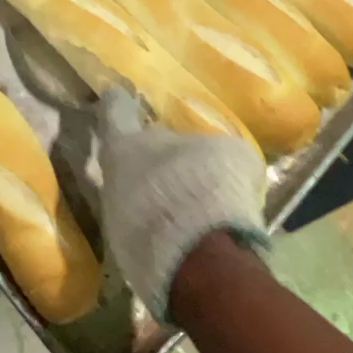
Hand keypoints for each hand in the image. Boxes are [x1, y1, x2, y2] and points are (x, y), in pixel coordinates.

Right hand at [96, 86, 268, 321]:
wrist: (195, 252)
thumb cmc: (144, 243)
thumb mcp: (119, 222)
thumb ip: (125, 198)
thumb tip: (134, 195)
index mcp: (122, 150)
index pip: (115, 109)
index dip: (119, 106)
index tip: (119, 101)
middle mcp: (158, 136)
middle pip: (161, 138)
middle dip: (165, 160)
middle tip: (170, 192)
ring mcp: (200, 141)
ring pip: (199, 155)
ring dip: (200, 175)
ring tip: (208, 211)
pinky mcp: (237, 151)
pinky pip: (233, 165)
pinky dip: (233, 183)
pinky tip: (236, 210)